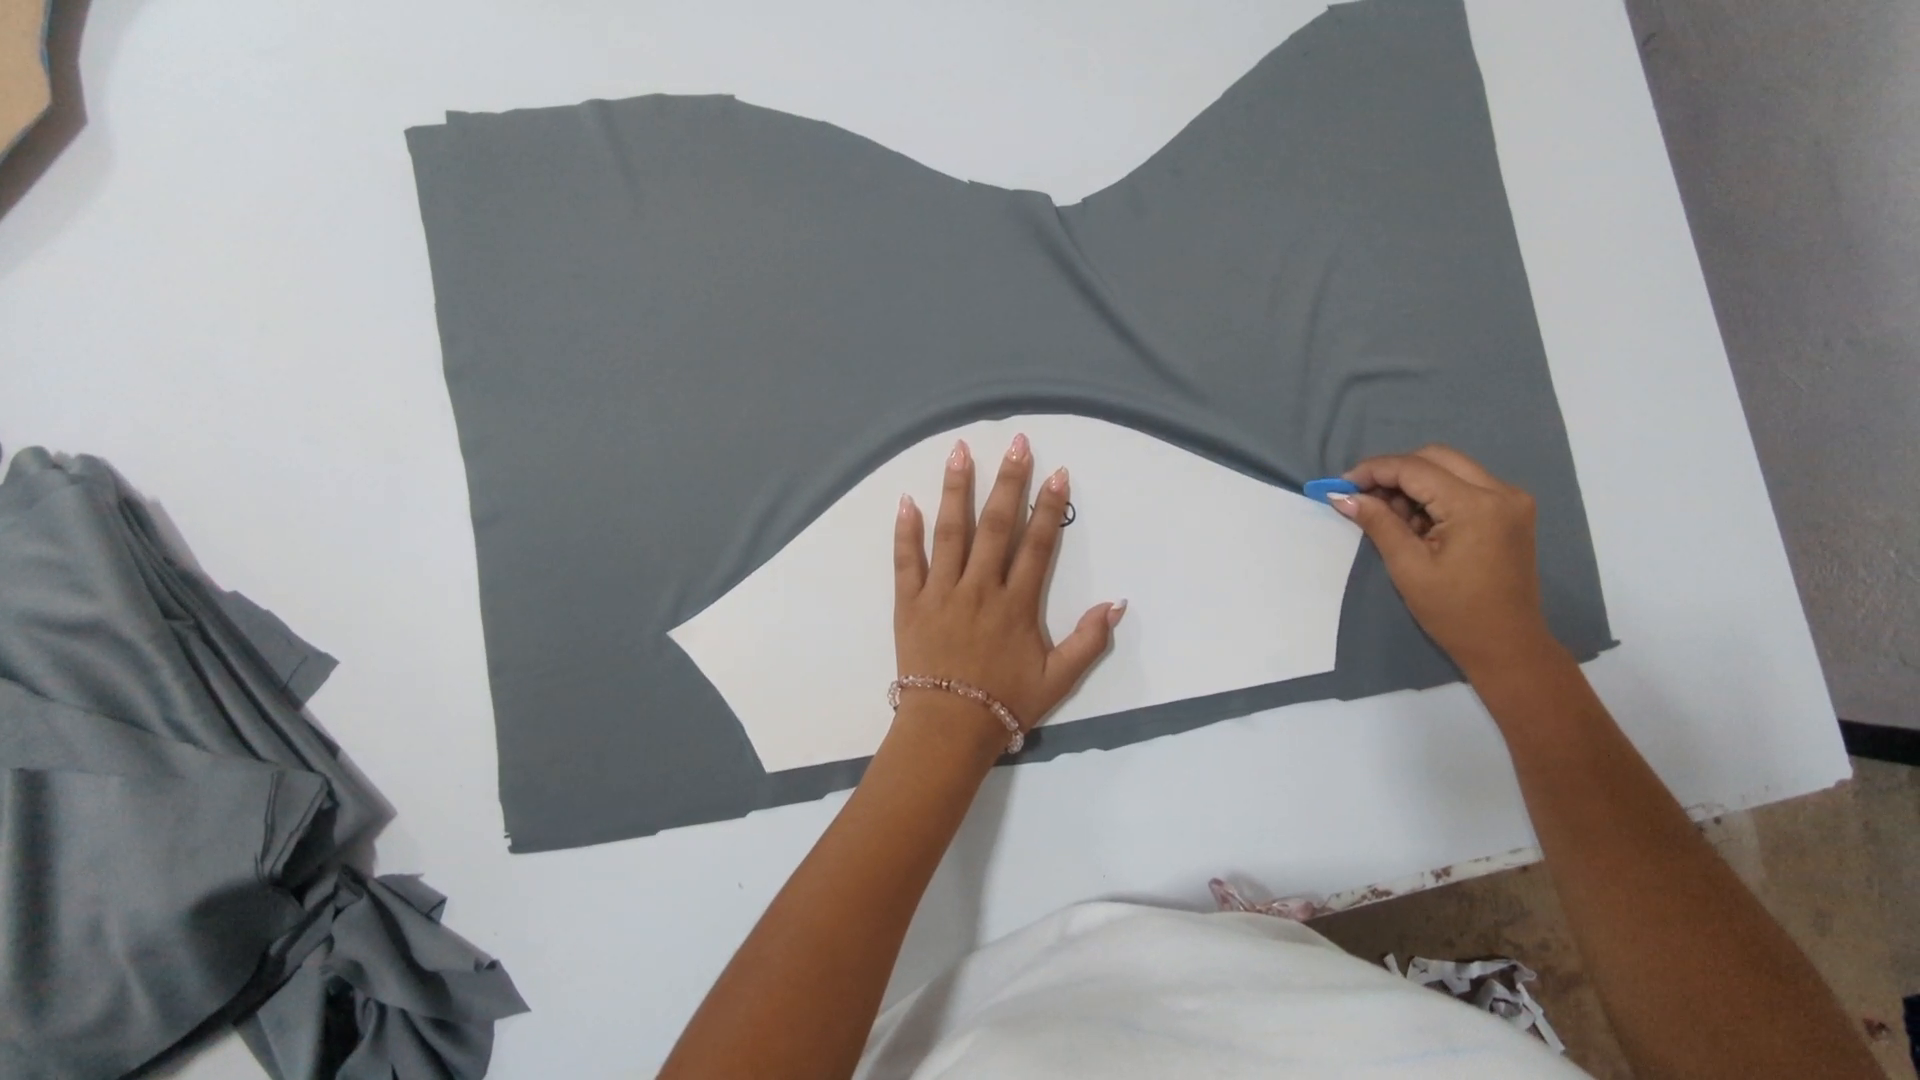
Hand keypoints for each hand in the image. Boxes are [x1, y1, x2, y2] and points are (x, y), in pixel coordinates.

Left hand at [893, 434, 1124, 739]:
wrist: (948, 729)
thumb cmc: (1005, 704)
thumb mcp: (1059, 679)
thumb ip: (1089, 641)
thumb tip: (1118, 603)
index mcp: (1017, 604)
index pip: (1038, 545)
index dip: (1050, 508)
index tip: (1058, 473)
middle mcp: (980, 588)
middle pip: (996, 525)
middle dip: (1008, 481)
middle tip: (1016, 442)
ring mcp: (941, 592)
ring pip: (950, 532)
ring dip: (956, 489)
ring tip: (960, 450)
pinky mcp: (909, 603)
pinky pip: (905, 560)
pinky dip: (905, 530)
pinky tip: (906, 499)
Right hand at [1331, 445, 1554, 673]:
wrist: (1506, 644)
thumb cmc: (1453, 611)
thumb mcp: (1407, 566)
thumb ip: (1378, 522)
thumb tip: (1342, 496)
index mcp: (1476, 505)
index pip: (1415, 468)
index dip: (1373, 470)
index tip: (1341, 485)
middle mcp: (1500, 491)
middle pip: (1435, 457)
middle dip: (1393, 471)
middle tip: (1363, 497)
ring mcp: (1510, 500)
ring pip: (1450, 468)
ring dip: (1414, 483)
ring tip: (1388, 515)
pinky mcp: (1510, 511)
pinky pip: (1464, 485)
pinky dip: (1434, 494)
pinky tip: (1415, 521)